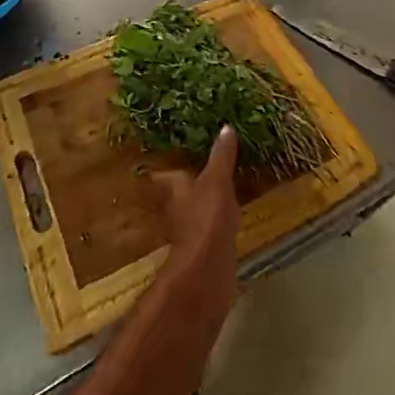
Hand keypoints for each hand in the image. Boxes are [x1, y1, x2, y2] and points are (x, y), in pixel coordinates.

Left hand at [154, 126, 240, 269]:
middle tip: (202, 167)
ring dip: (202, 199)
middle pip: (179, 191)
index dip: (169, 163)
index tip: (176, 152)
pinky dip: (215, 218)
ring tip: (219, 188)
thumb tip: (226, 127)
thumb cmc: (207, 216)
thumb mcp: (217, 179)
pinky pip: (209, 224)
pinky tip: (228, 215)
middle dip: (189, 181)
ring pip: (193, 207)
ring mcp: (188, 227)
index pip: (166, 171)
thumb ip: (222, 156)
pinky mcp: (204, 245)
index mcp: (175, 186)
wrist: (209, 266)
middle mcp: (176, 206)